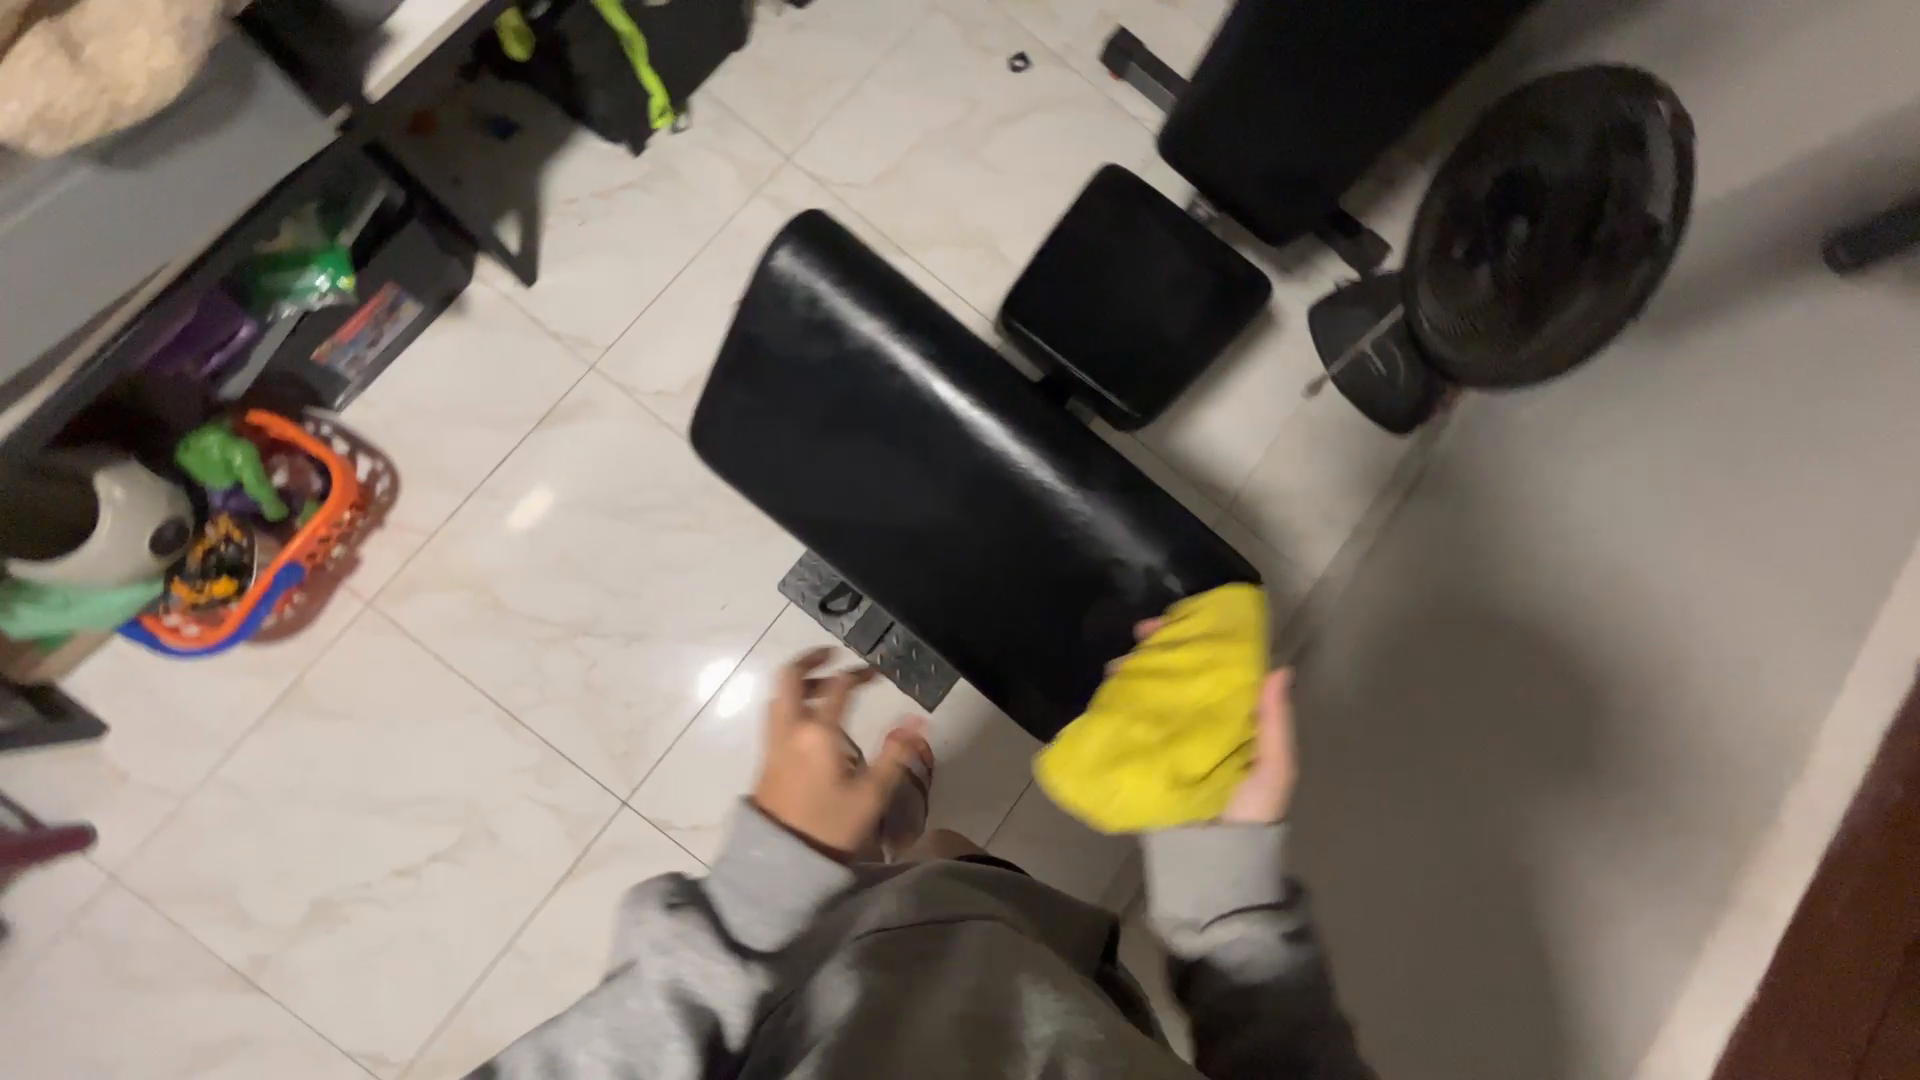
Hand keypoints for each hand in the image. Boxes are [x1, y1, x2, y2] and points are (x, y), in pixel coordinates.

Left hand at [751, 648, 925, 859]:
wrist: (779, 863)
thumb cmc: (830, 827)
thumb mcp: (872, 794)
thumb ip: (896, 754)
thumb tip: (918, 721)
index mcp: (818, 733)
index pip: (839, 686)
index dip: (859, 673)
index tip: (877, 673)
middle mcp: (790, 729)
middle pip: (791, 677)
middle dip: (812, 660)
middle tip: (834, 655)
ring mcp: (773, 742)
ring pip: (779, 695)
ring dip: (801, 681)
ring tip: (825, 684)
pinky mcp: (765, 757)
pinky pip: (775, 714)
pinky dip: (792, 701)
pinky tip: (811, 717)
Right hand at [1127, 619, 1297, 824]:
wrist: (1213, 861)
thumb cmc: (1251, 812)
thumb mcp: (1274, 767)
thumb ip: (1276, 722)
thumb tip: (1279, 668)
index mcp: (1234, 716)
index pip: (1215, 668)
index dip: (1196, 641)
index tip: (1177, 624)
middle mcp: (1201, 719)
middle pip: (1178, 674)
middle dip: (1157, 651)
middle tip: (1138, 637)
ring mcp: (1171, 736)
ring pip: (1151, 693)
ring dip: (1133, 674)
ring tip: (1116, 667)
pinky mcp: (1146, 754)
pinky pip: (1132, 722)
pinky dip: (1118, 704)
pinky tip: (1107, 693)